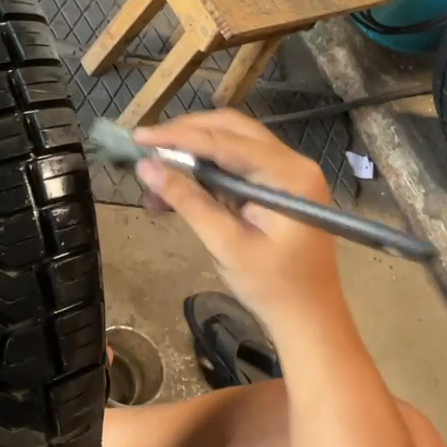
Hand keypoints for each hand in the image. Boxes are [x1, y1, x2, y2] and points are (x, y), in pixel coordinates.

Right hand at [134, 111, 342, 328]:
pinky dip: (202, 173)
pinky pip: (233, 166)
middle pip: (230, 130)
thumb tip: (146, 167)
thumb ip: (187, 200)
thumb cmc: (272, 285)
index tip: (139, 137)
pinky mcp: (275, 186)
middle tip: (144, 147)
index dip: (178, 136)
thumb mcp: (225, 244)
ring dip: (190, 156)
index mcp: (287, 174)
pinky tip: (175, 192)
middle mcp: (291, 163)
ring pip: (229, 144)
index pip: (224, 141)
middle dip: (184, 135)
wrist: (307, 316)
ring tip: (155, 180)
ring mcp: (285, 173)